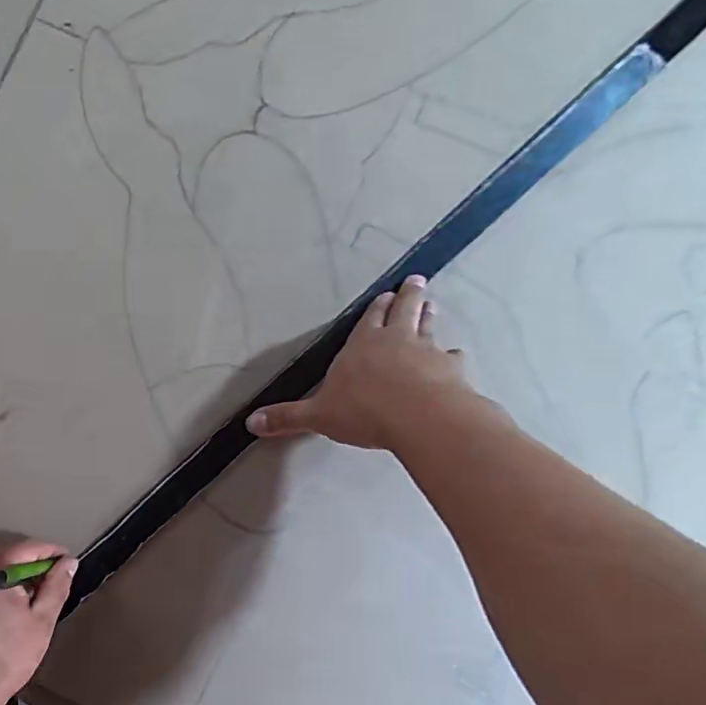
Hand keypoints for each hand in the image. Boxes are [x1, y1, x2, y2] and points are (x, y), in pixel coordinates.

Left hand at [0, 540, 77, 704]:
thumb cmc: (9, 656)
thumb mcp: (41, 620)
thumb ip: (56, 586)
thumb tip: (68, 562)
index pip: (25, 548)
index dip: (48, 550)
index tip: (66, 560)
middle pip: (6, 558)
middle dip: (32, 566)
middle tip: (53, 583)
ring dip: (14, 579)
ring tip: (33, 600)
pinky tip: (8, 612)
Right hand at [246, 275, 489, 450]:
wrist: (422, 419)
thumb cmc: (364, 411)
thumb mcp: (317, 416)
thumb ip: (287, 418)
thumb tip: (252, 422)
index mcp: (362, 344)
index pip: (369, 318)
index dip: (376, 308)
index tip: (385, 294)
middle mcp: (396, 340)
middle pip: (404, 311)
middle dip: (408, 296)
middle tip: (415, 282)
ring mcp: (427, 352)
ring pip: (428, 327)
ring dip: (429, 315)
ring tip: (432, 304)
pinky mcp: (451, 369)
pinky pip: (452, 357)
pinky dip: (451, 356)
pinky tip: (453, 357)